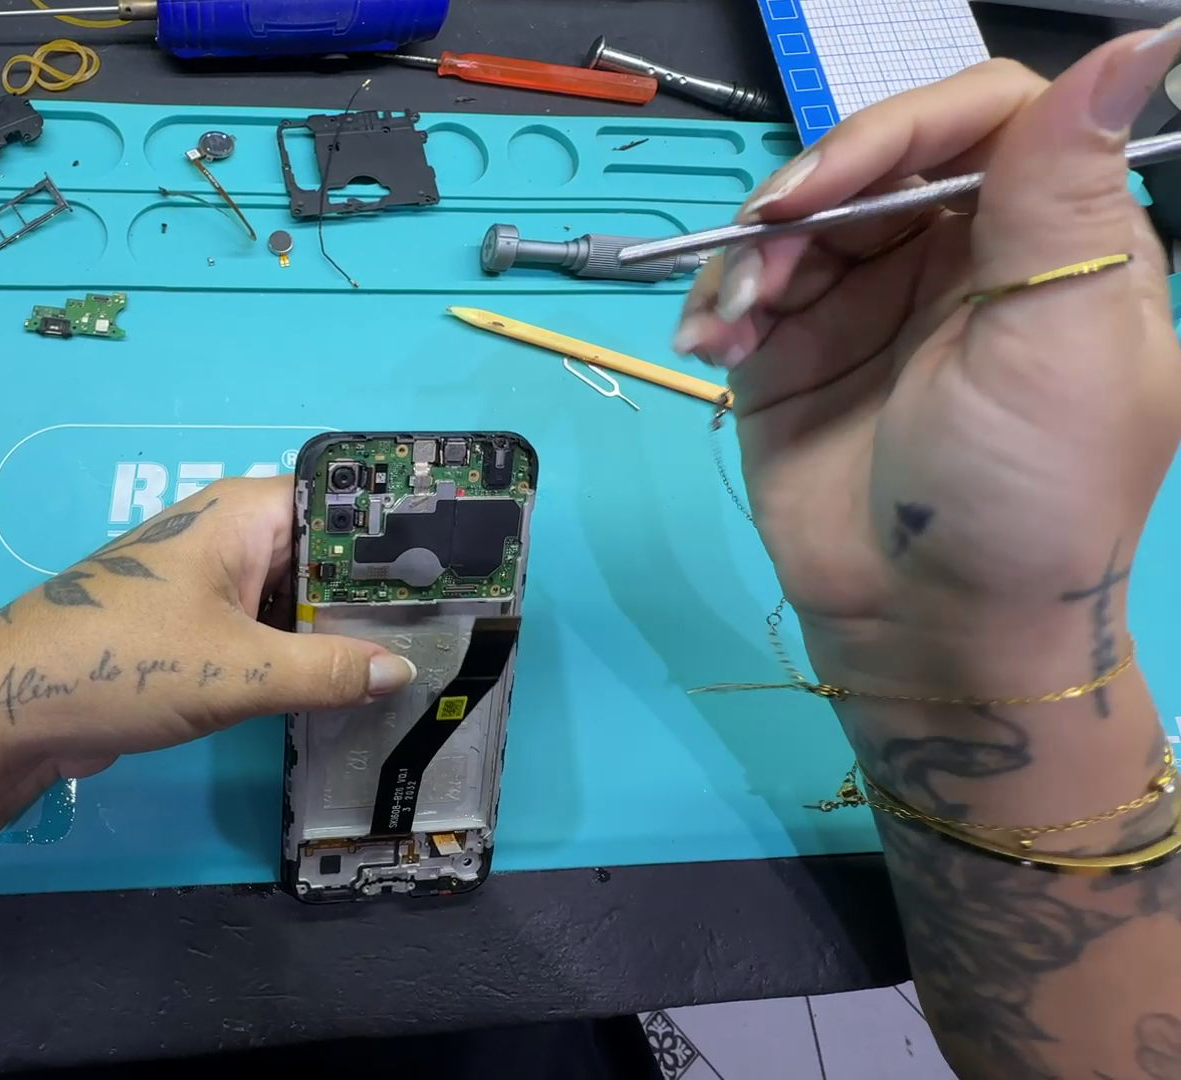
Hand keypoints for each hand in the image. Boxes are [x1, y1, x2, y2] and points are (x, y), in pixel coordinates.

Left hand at [0, 476, 413, 776]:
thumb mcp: (238, 669)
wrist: (16, 708)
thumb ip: (327, 670)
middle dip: (373, 593)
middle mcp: (230, 537)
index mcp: (242, 514)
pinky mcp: (196, 627)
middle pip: (321, 555)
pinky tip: (347, 685)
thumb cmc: (126, 664)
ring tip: (412, 660)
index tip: (453, 570)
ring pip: (293, 598)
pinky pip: (265, 631)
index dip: (395, 533)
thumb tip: (402, 670)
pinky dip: (300, 655)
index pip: (339, 503)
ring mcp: (210, 584)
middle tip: (445, 629)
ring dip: (337, 631)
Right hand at [673, 35, 1180, 685]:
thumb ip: (1061, 202)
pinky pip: (731, 306)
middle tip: (759, 275)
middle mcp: (938, 263)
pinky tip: (707, 351)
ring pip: (778, 240)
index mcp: (1038, 241)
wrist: (916, 611)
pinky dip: (709, 316)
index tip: (813, 194)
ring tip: (726, 334)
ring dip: (738, 271)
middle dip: (792, 214)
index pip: (972, 126)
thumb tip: (1135, 45)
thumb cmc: (1017, 485)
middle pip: (854, 177)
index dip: (890, 133)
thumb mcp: (1056, 343)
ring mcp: (849, 314)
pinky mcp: (778, 362)